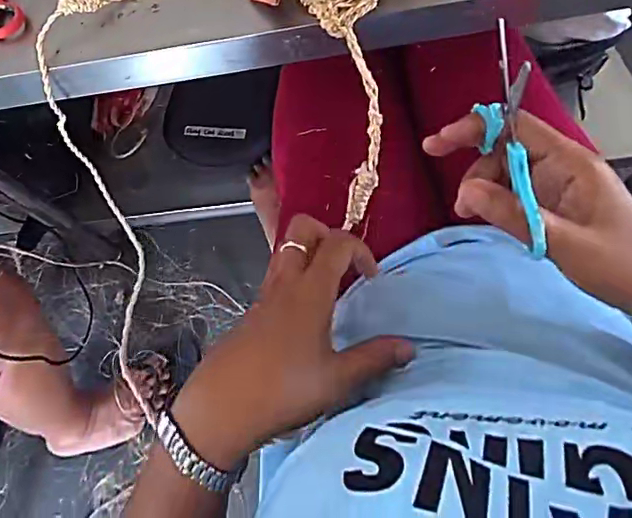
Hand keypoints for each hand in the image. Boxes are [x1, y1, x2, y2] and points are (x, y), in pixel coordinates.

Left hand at [168, 214, 414, 468]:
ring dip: (310, 252)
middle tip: (345, 264)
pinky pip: (277, 272)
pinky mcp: (254, 306)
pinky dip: (295, 274)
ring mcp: (266, 291)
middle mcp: (286, 280)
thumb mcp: (336, 380)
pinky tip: (306, 310)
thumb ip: (373, 359)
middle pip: (303, 227)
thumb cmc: (282, 389)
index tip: (371, 276)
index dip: (360, 249)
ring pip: (287, 247)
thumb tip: (408, 346)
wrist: (222, 404)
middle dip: (328, 233)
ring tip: (330, 284)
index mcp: (311, 290)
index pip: (337, 242)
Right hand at [423, 109, 631, 312]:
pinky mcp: (558, 203)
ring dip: (485, 188)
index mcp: (571, 161)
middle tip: (459, 202)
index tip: (442, 141)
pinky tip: (491, 218)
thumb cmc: (622, 268)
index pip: (516, 125)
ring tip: (470, 214)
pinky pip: (519, 191)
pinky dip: (499, 201)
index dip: (476, 127)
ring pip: (509, 171)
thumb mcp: (564, 244)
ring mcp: (560, 184)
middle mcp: (563, 165)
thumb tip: (467, 190)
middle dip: (477, 168)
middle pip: (507, 148)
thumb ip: (514, 215)